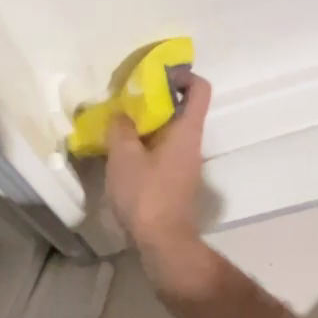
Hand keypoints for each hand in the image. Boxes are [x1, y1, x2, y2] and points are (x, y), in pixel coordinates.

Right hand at [106, 75, 218, 293]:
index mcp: (187, 131)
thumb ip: (121, 128)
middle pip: (181, 110)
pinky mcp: (175, 183)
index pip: (199, 89)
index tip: (156, 76)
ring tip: (118, 127)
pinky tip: (122, 155)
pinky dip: (146, 147)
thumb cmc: (146, 194)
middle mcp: (192, 145)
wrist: (162, 242)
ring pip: (170, 133)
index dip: (182, 76)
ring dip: (147, 126)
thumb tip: (121, 114)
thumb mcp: (124, 156)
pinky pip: (163, 153)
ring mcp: (186, 166)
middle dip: (155, 101)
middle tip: (126, 101)